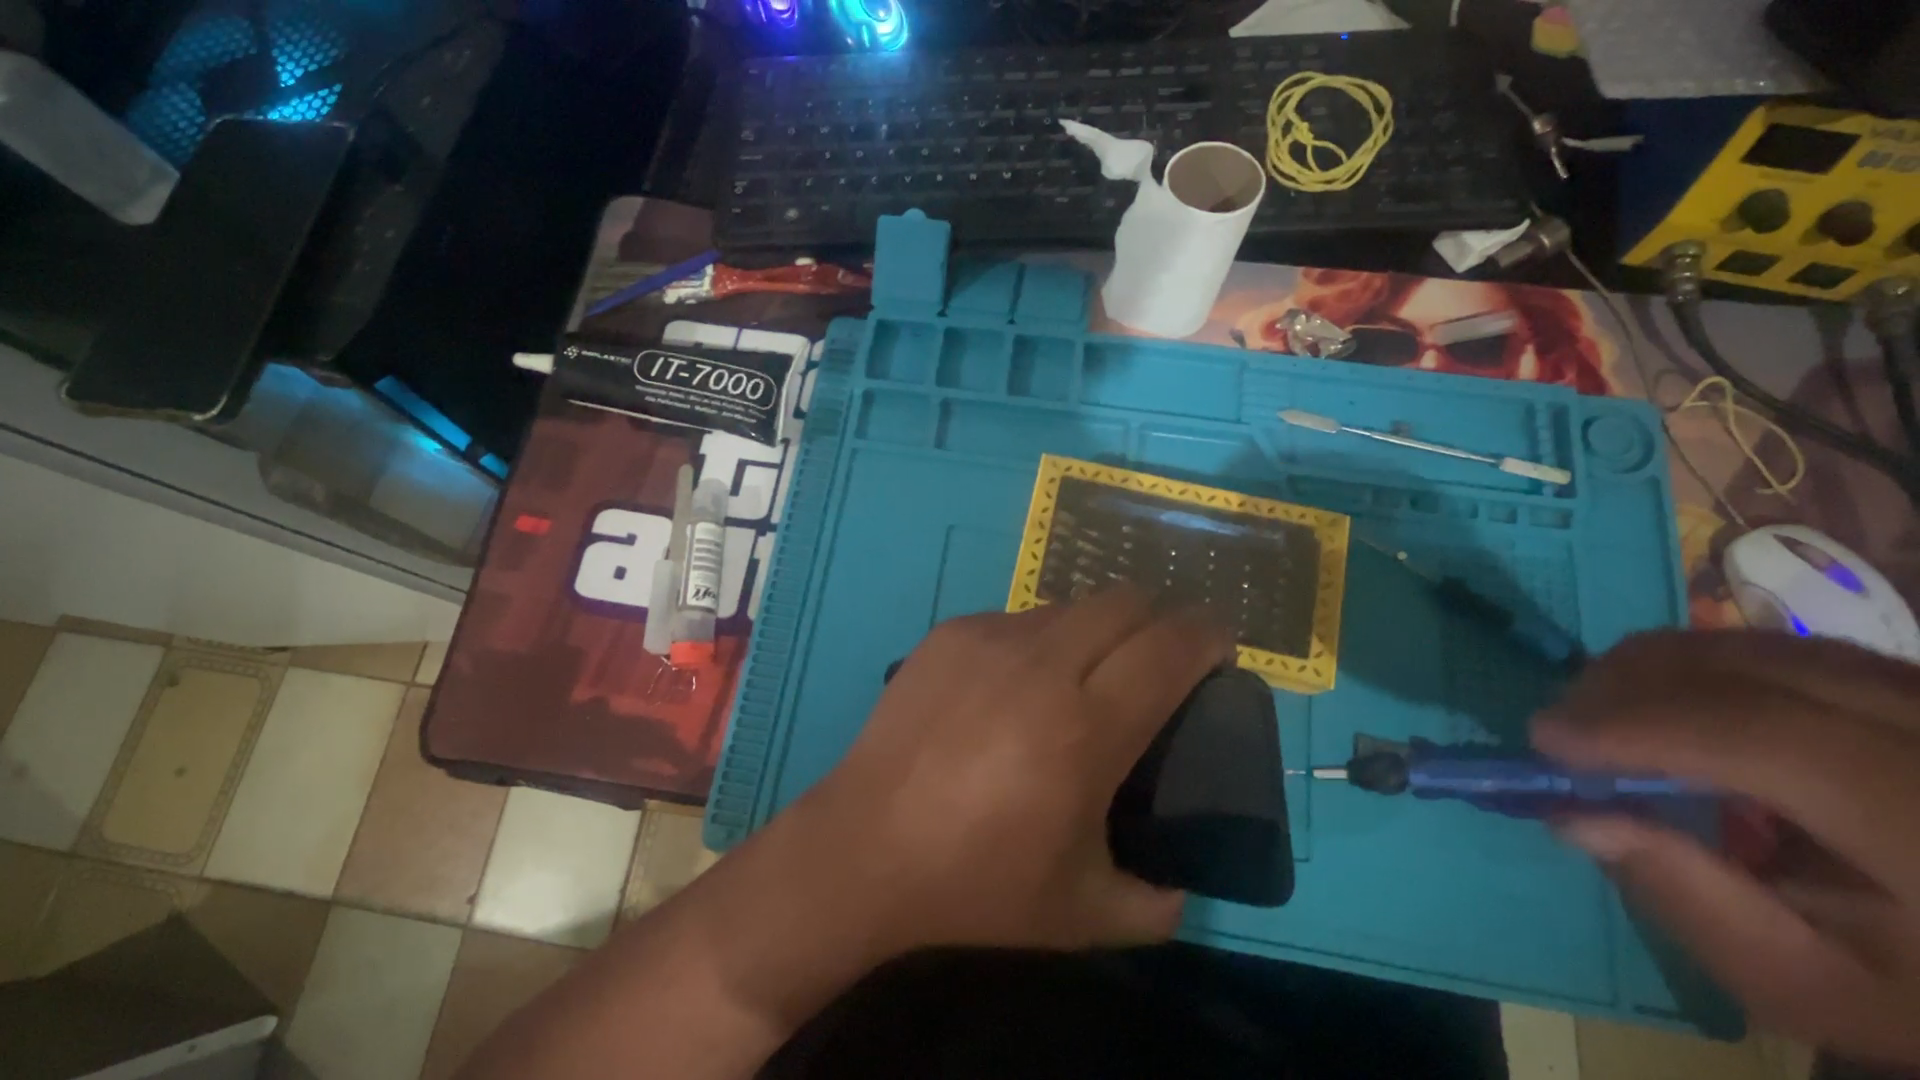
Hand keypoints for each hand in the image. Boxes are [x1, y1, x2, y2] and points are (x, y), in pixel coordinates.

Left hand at [782, 586, 1235, 954]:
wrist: (864, 850)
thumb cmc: (977, 884)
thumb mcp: (1082, 915)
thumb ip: (1155, 906)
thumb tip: (1184, 889)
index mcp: (1087, 727)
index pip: (1172, 647)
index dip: (1209, 635)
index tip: (1221, 648)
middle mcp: (1044, 665)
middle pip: (1127, 600)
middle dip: (1160, 618)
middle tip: (1160, 658)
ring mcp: (990, 641)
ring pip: (1070, 605)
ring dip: (1098, 628)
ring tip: (1087, 673)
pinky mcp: (948, 635)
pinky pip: (1017, 619)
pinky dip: (1041, 639)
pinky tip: (1019, 684)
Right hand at [1532, 630, 1919, 1065]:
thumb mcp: (1813, 991)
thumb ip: (1694, 903)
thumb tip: (1575, 818)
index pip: (1763, 736)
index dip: (1639, 727)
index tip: (1542, 741)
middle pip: (1755, 669)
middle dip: (1630, 686)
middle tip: (1559, 728)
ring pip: (1766, 649)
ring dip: (1662, 674)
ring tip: (1602, 719)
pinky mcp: (1906, 690)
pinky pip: (1791, 654)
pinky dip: (1710, 673)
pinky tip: (1674, 713)